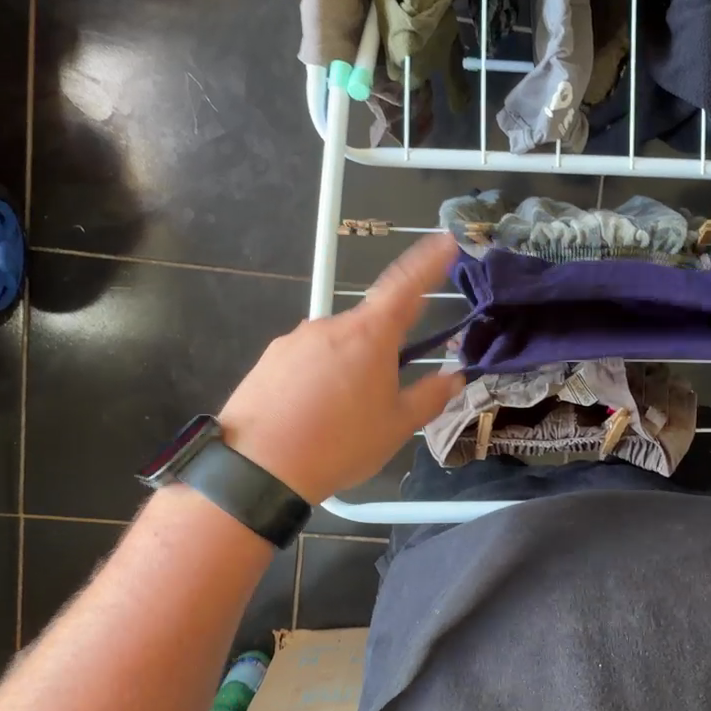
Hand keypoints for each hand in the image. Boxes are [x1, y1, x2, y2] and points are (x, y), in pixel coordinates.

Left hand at [217, 235, 463, 503]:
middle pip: (369, 325)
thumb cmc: (340, 443)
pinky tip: (314, 416)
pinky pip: (307, 361)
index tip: (445, 241)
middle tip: (385, 393)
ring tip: (345, 417)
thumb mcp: (397, 426)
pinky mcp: (268, 360)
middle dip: (383, 350)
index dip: (429, 262)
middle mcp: (331, 326)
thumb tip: (454, 377)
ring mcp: (295, 341)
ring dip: (349, 368)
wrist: (256, 470)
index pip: (406, 285)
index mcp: (370, 334)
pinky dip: (319, 379)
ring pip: (337, 346)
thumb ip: (430, 397)